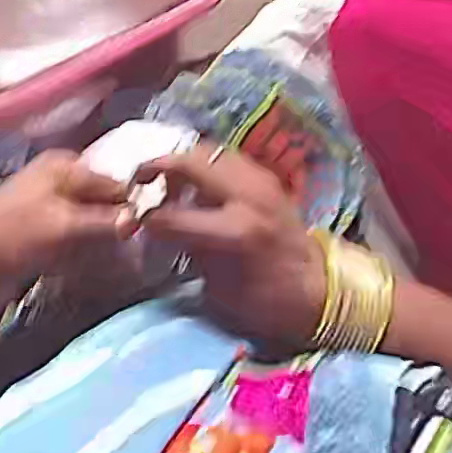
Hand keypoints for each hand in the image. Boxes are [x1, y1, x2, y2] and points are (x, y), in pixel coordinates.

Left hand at [0, 150, 132, 286]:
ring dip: (103, 230)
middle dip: (117, 217)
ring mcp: (51, 195)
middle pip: (102, 194)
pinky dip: (86, 237)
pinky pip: (77, 224)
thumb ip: (103, 221)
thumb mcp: (65, 225)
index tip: (148, 225)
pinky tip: (94, 253)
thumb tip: (138, 219)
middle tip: (134, 242)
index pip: (113, 180)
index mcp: (66, 165)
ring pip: (91, 210)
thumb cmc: (17, 232)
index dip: (131, 201)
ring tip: (116, 250)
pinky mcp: (44, 218)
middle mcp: (61, 173)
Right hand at [134, 145, 325, 348]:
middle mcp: (248, 196)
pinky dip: (204, 162)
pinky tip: (195, 180)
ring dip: (182, 160)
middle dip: (158, 166)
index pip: (172, 215)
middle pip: (190, 162)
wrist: (319, 290)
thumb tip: (158, 226)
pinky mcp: (266, 176)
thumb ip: (187, 248)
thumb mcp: (219, 288)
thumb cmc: (266, 302)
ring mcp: (260, 180)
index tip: (132, 217)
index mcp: (236, 231)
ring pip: (209, 150)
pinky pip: (226, 156)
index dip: (145, 216)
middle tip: (140, 178)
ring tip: (167, 177)